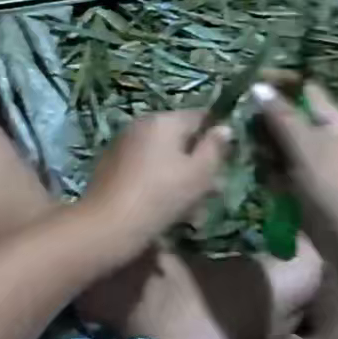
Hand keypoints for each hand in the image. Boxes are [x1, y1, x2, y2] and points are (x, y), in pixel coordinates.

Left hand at [82, 110, 230, 247]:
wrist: (110, 222)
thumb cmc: (161, 195)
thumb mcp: (199, 174)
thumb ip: (215, 148)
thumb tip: (224, 127)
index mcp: (163, 121)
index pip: (199, 116)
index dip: (216, 136)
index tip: (227, 160)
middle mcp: (141, 125)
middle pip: (181, 140)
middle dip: (199, 164)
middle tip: (212, 193)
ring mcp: (124, 144)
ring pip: (164, 158)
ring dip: (182, 180)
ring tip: (193, 212)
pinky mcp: (113, 164)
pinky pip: (146, 168)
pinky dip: (159, 184)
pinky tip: (168, 211)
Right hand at [250, 76, 337, 255]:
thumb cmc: (334, 189)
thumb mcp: (305, 147)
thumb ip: (281, 115)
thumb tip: (259, 85)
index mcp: (335, 122)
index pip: (305, 89)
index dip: (278, 83)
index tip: (246, 84)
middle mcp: (329, 139)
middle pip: (290, 117)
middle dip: (263, 118)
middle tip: (236, 121)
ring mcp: (319, 165)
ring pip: (282, 144)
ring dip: (261, 145)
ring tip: (241, 150)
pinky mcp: (309, 188)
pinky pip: (282, 169)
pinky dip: (268, 169)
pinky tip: (255, 174)